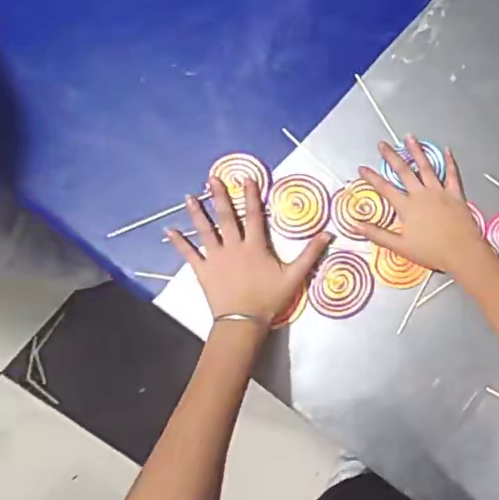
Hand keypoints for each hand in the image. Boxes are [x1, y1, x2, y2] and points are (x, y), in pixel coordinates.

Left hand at [166, 177, 329, 325]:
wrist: (243, 321)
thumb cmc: (270, 299)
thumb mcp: (295, 276)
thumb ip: (310, 254)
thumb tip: (328, 233)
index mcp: (255, 246)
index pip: (254, 215)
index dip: (252, 196)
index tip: (247, 178)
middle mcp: (234, 247)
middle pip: (227, 217)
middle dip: (220, 196)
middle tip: (212, 178)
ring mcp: (216, 257)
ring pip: (205, 230)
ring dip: (197, 212)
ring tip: (189, 196)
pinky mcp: (203, 270)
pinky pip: (189, 254)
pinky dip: (179, 242)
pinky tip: (170, 230)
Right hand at [353, 137, 493, 275]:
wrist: (462, 252)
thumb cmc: (431, 252)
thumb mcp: (400, 246)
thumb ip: (377, 235)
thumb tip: (355, 226)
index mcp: (407, 207)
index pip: (385, 188)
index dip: (372, 177)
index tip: (362, 167)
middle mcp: (421, 195)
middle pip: (404, 171)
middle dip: (391, 156)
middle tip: (383, 144)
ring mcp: (439, 192)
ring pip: (426, 167)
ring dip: (416, 151)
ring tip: (409, 138)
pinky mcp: (455, 194)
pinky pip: (452, 174)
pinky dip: (449, 162)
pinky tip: (447, 150)